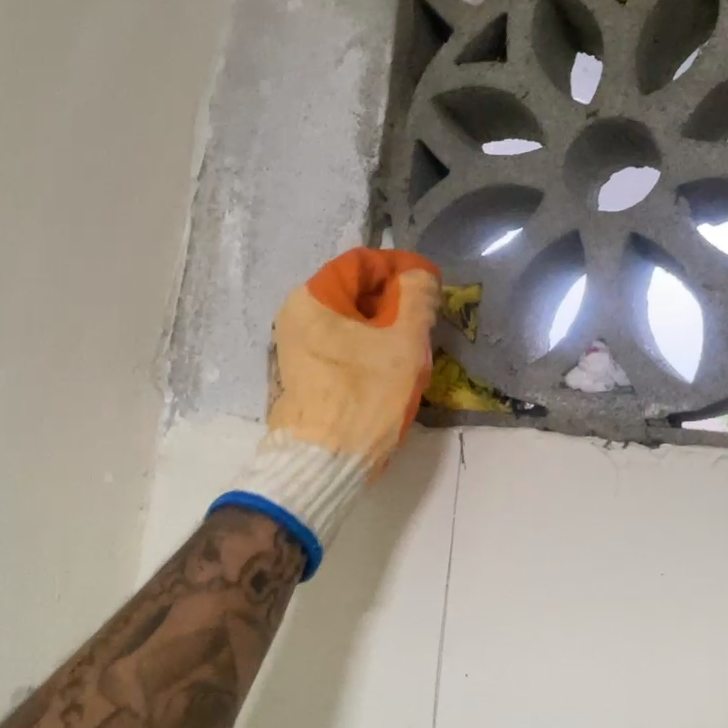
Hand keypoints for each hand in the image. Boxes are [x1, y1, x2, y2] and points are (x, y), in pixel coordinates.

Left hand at [213, 248, 439, 579]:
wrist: (324, 465)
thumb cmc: (364, 398)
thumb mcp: (403, 342)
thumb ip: (417, 297)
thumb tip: (419, 277)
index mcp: (312, 298)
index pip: (363, 262)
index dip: (402, 269)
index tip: (431, 288)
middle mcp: (295, 316)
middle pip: (356, 291)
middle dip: (394, 302)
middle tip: (425, 323)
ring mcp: (296, 347)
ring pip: (351, 321)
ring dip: (385, 328)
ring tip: (412, 350)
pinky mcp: (303, 374)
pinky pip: (342, 346)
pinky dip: (368, 348)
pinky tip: (390, 370)